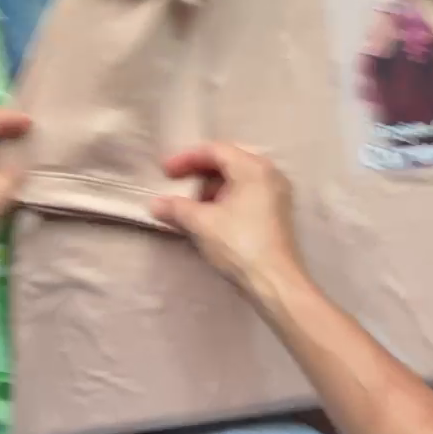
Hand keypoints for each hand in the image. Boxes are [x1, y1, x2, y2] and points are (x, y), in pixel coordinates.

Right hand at [151, 143, 310, 309]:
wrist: (275, 283)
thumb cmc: (239, 245)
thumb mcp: (201, 223)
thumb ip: (176, 208)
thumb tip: (155, 204)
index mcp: (253, 168)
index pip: (215, 151)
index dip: (186, 158)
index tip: (165, 171)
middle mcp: (269, 173)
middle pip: (228, 159)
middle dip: (199, 169)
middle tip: (178, 179)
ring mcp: (277, 192)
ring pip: (238, 176)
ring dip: (211, 185)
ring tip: (191, 200)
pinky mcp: (277, 211)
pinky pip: (247, 191)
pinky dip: (225, 196)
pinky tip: (210, 212)